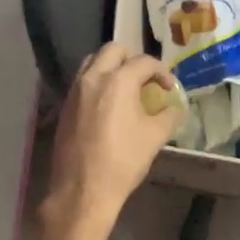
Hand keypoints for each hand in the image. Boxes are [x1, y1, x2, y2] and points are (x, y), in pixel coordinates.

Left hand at [46, 43, 180, 225]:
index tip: (168, 88)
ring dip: (111, 68)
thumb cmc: (123, 161)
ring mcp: (74, 91)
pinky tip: (107, 106)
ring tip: (125, 89)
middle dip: (132, 59)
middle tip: (145, 79)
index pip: (144, 62)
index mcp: (118, 81)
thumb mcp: (155, 137)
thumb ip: (169, 116)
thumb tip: (175, 108)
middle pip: (113, 50)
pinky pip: (82, 83)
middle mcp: (93, 78)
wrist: (82, 189)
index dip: (162, 72)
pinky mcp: (64, 107)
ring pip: (92, 63)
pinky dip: (97, 84)